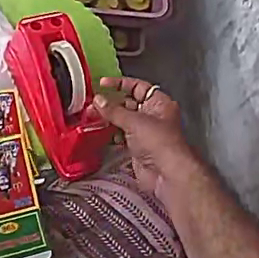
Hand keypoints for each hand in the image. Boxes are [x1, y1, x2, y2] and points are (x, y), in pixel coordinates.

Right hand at [95, 75, 201, 203]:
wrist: (166, 173)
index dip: (120, 84)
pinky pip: (121, 135)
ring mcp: (145, 132)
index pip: (138, 87)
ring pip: (123, 120)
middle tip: (94, 104)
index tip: (103, 84)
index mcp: (158, 103)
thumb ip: (114, 110)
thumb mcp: (134, 121)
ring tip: (92, 117)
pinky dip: (111, 133)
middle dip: (111, 103)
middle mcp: (153, 116)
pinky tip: (100, 132)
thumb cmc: (160, 144)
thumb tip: (99, 100)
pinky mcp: (138, 147)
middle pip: (128, 103)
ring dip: (108, 119)